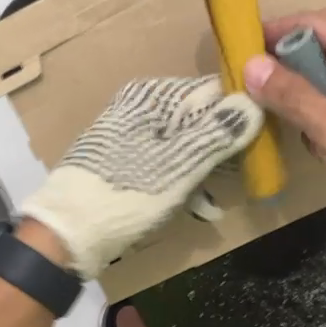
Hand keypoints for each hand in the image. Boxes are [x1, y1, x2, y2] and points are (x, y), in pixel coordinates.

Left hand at [21, 76, 262, 276]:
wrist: (65, 235)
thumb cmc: (125, 195)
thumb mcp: (178, 167)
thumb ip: (217, 135)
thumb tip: (253, 104)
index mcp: (150, 98)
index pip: (210, 91)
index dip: (238, 114)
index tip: (259, 140)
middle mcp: (137, 109)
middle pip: (196, 120)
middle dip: (222, 149)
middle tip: (241, 176)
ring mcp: (127, 137)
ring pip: (181, 146)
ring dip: (204, 172)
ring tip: (217, 201)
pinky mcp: (119, 164)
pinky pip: (162, 166)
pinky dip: (181, 184)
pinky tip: (199, 209)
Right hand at [244, 10, 325, 227]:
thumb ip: (291, 95)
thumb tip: (251, 65)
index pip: (313, 22)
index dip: (276, 30)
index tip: (241, 50)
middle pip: (322, 42)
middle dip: (287, 57)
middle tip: (255, 80)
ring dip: (302, 85)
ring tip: (275, 107)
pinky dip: (319, 106)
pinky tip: (308, 132)